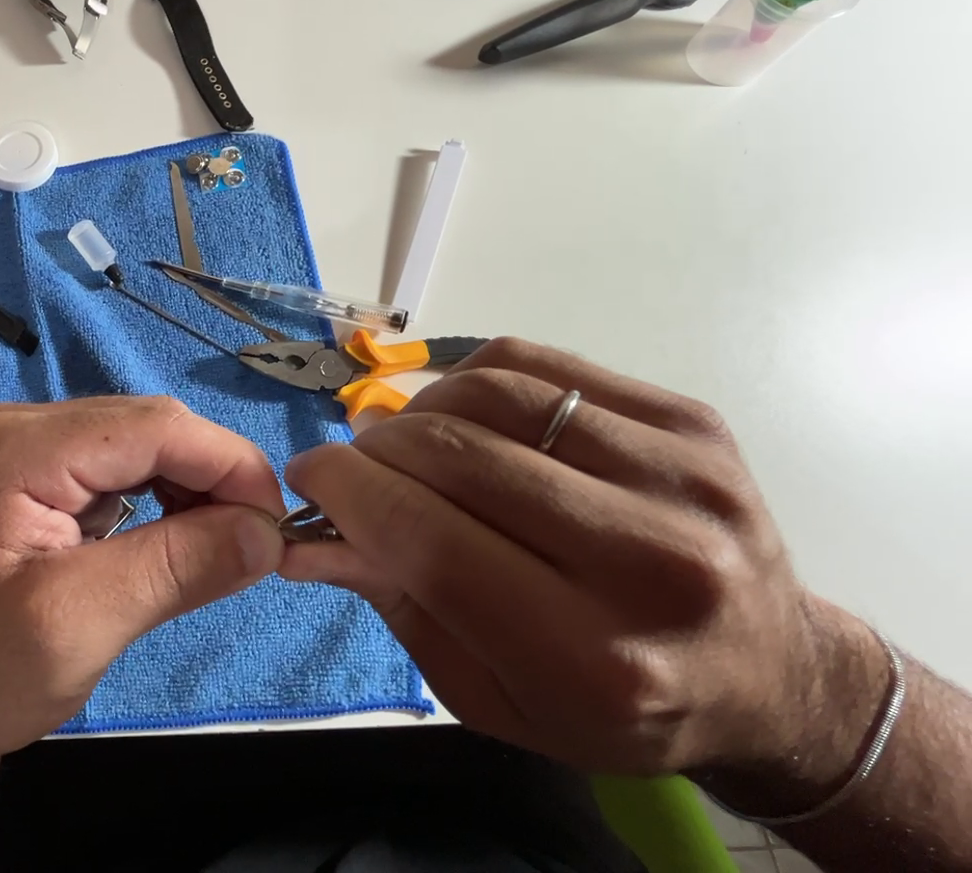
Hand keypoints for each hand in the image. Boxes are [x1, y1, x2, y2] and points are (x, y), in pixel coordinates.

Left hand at [0, 397, 286, 772]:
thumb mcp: (80, 623)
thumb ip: (175, 568)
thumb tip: (267, 532)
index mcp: (18, 448)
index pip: (151, 426)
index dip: (228, 464)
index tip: (277, 529)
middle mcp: (21, 429)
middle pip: (149, 427)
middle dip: (214, 477)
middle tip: (255, 547)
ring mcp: (28, 450)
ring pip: (143, 445)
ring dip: (194, 489)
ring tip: (219, 549)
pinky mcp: (41, 478)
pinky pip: (123, 470)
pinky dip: (165, 499)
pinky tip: (178, 540)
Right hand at [281, 338, 887, 789]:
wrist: (766, 676)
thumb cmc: (607, 703)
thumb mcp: (483, 689)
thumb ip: (392, 600)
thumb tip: (303, 533)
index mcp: (590, 656)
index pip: (427, 537)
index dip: (344, 492)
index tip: (308, 478)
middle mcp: (650, 562)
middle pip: (452, 455)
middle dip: (371, 451)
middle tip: (355, 467)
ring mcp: (682, 480)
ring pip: (488, 396)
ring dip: (417, 412)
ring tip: (408, 444)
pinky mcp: (693, 424)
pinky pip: (536, 365)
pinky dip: (470, 380)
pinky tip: (464, 417)